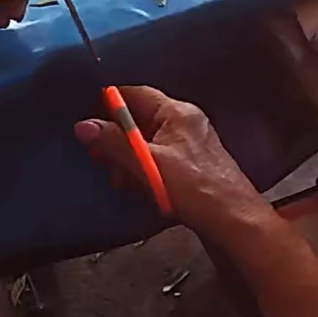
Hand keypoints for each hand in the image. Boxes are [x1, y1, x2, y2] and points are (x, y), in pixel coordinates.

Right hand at [75, 86, 270, 235]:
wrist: (234, 222)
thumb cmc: (195, 188)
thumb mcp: (148, 163)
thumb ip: (115, 144)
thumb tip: (83, 126)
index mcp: (178, 113)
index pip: (135, 94)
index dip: (110, 104)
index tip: (90, 122)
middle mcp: (184, 123)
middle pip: (138, 120)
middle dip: (116, 140)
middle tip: (101, 158)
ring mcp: (188, 145)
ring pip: (145, 143)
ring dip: (127, 160)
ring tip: (122, 179)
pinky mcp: (188, 167)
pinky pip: (156, 160)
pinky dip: (142, 171)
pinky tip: (138, 188)